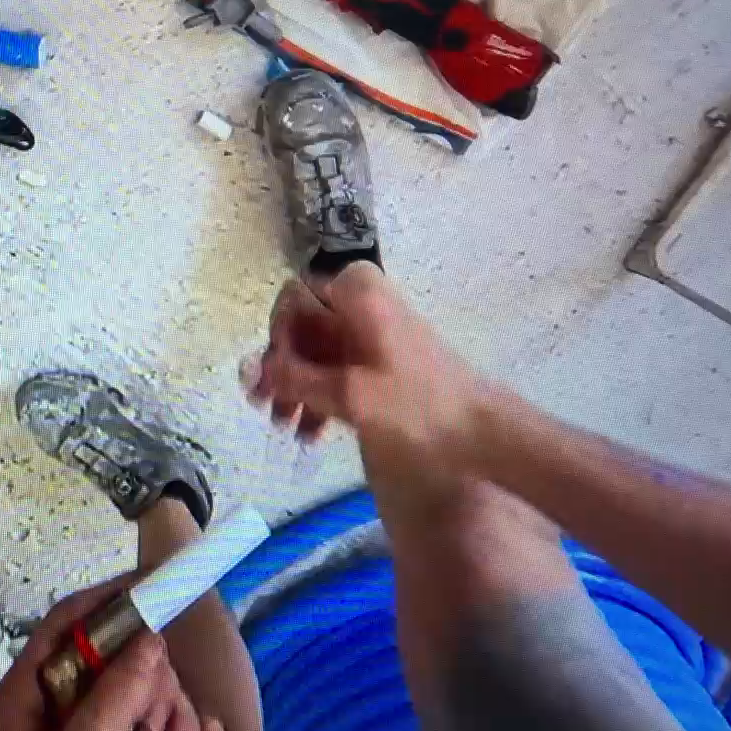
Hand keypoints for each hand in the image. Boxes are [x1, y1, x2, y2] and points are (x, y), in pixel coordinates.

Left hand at [0, 577, 224, 730]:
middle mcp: (59, 708)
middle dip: (150, 676)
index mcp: (26, 700)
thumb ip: (113, 695)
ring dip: (170, 709)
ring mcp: (94, 730)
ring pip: (144, 688)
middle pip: (113, 655)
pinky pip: (160, 721)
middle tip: (166, 715)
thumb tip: (149, 640)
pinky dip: (181, 728)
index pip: (64, 624)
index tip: (150, 583)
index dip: (104, 598)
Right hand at [248, 261, 497, 499]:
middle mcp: (362, 304)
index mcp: (358, 294)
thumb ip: (293, 378)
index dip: (277, 337)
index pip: (293, 299)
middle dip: (282, 370)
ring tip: (286, 429)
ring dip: (297, 388)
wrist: (487, 436)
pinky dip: (320, 395)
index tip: (275, 375)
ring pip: (316, 351)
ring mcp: (371, 332)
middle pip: (302, 327)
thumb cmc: (420, 407)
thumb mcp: (349, 394)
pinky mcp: (379, 359)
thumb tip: (243, 367)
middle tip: (265, 408)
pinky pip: (336, 368)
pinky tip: (311, 433)